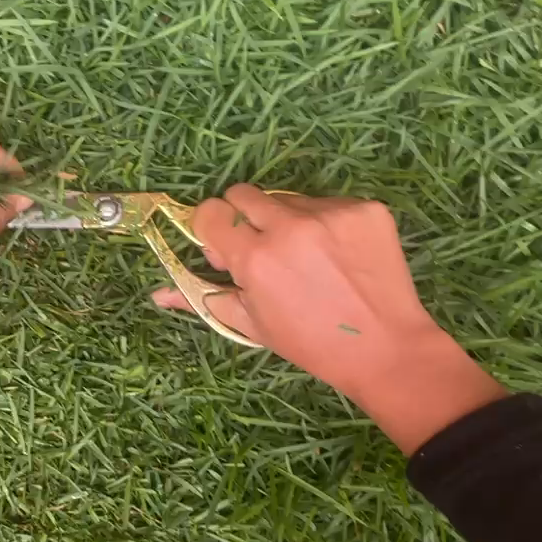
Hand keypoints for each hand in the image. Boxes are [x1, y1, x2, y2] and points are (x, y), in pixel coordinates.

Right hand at [154, 185, 505, 452]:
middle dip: (242, 217)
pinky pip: (325, 203)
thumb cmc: (307, 342)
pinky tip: (334, 254)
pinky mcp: (365, 209)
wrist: (384, 347)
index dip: (212, 228)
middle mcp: (289, 227)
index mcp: (254, 258)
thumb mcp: (249, 323)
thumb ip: (201, 298)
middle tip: (259, 248)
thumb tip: (157, 295)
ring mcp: (331, 214)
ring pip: (286, 198)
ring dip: (283, 220)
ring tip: (304, 257)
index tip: (223, 248)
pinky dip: (322, 223)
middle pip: (243, 194)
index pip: (211, 212)